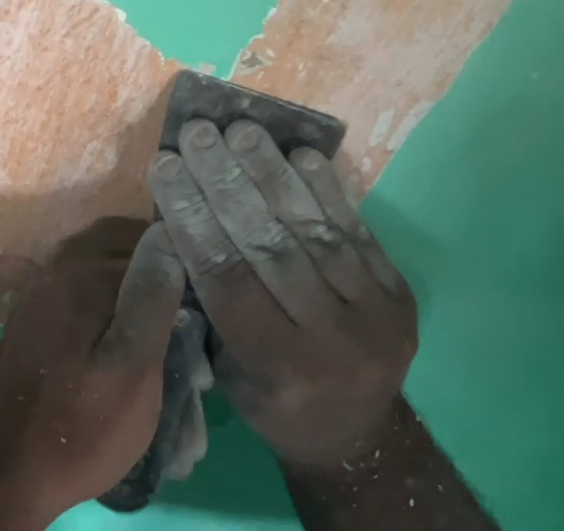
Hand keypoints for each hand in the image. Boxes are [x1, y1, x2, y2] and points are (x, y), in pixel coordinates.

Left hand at [0, 217, 187, 523]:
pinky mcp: (30, 320)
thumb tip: (166, 236)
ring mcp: (36, 293)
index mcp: (81, 272)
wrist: (5, 469)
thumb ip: (151, 298)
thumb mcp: (133, 369)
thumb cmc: (80, 426)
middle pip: (115, 245)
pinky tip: (117, 333)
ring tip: (156, 328)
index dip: (181, 268)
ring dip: (125, 285)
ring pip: (93, 268)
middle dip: (152, 268)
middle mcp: (53, 270)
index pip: (146, 243)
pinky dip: (101, 304)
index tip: (204, 302)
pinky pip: (74, 292)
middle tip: (183, 310)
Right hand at [149, 119, 417, 470]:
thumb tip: (175, 226)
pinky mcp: (398, 294)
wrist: (357, 434)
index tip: (165, 165)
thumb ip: (205, 303)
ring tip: (242, 129)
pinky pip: (358, 232)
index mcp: (275, 365)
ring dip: (273, 173)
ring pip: (314, 231)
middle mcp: (329, 340)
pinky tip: (299, 152)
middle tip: (199, 133)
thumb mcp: (223, 368)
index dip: (192, 217)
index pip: (225, 276)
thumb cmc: (270, 400)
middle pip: (269, 246)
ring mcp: (372, 315)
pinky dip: (326, 189)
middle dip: (227, 182)